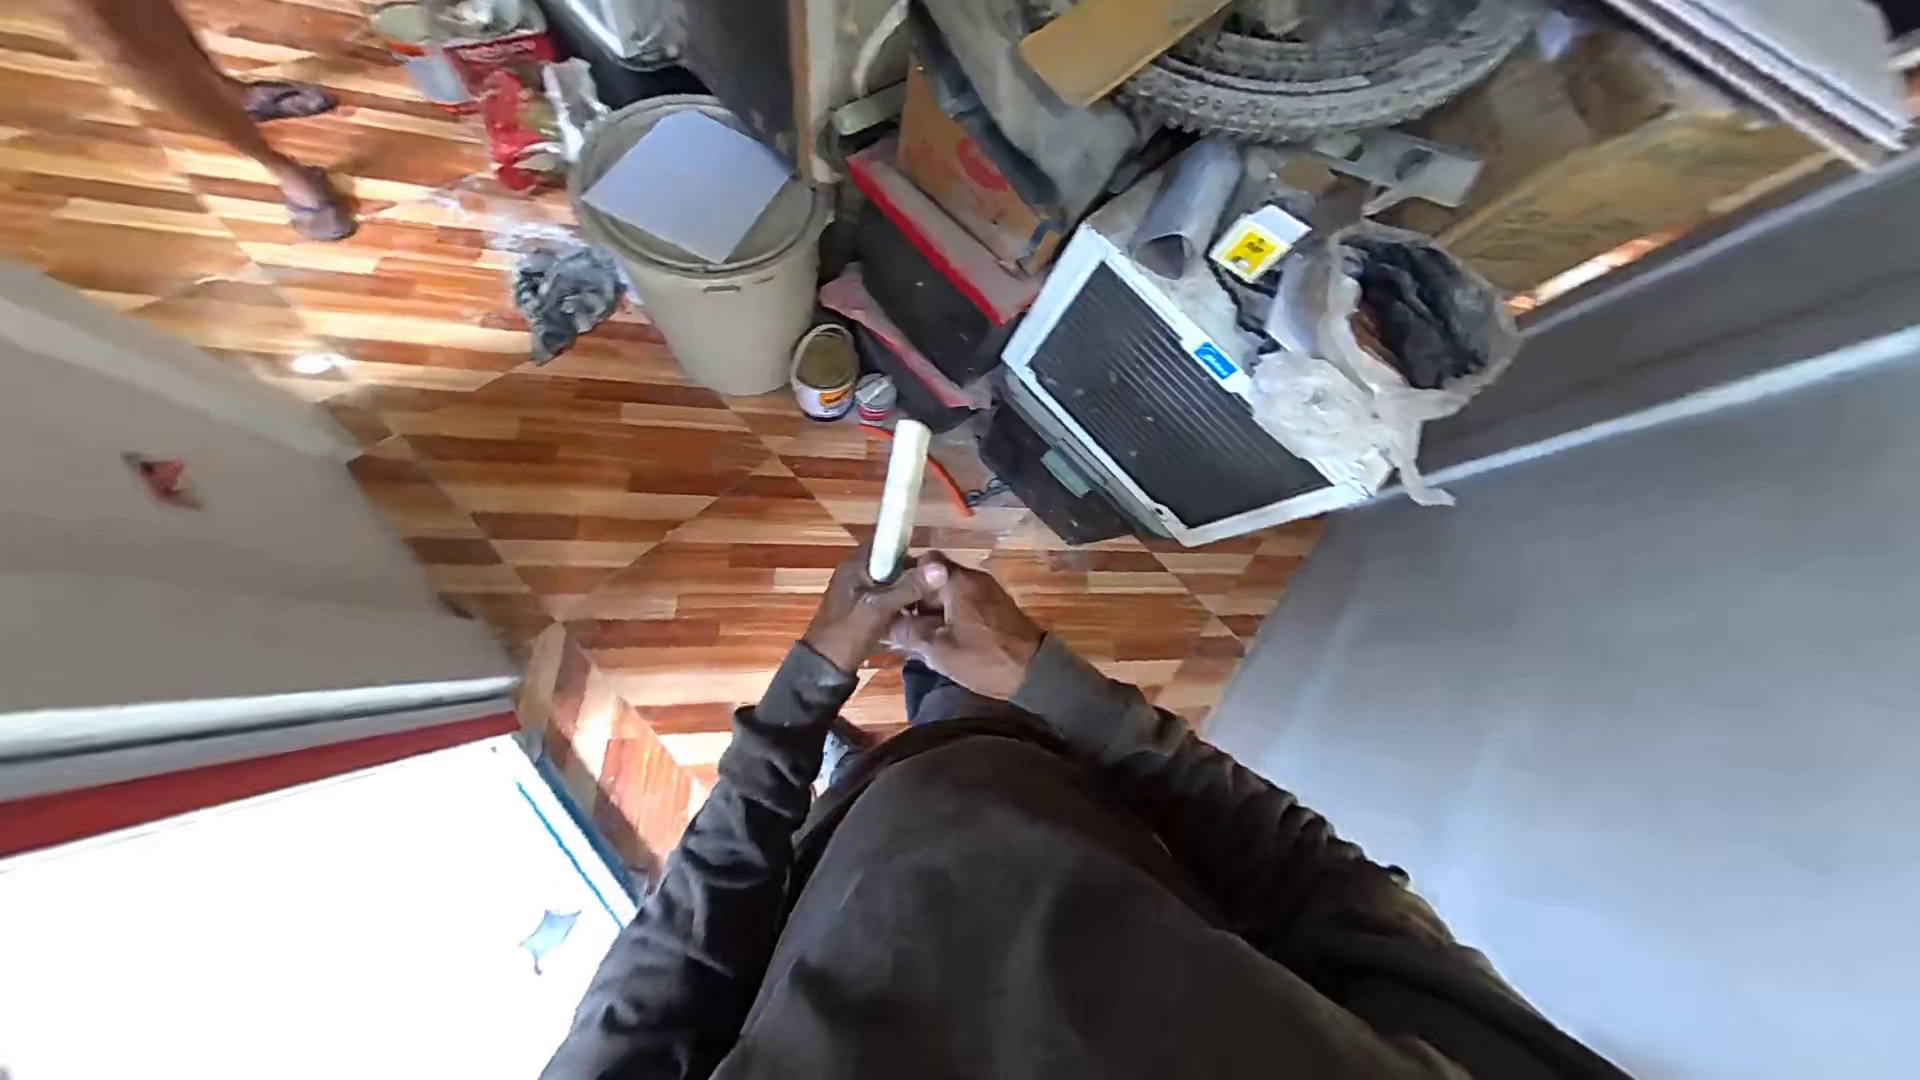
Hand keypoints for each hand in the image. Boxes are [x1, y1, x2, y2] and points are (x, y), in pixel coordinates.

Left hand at [802, 548, 944, 674]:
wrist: (825, 665)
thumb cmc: (849, 631)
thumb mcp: (881, 607)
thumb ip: (909, 587)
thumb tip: (941, 567)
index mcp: (854, 564)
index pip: (884, 541)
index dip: (908, 547)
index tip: (930, 560)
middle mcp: (854, 572)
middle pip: (889, 563)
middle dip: (911, 571)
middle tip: (936, 582)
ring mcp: (856, 591)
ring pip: (888, 581)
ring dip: (906, 589)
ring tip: (930, 598)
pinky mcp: (860, 607)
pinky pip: (885, 597)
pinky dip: (899, 602)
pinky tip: (915, 613)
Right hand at [886, 553, 1043, 700]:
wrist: (1035, 672)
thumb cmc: (984, 658)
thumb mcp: (938, 650)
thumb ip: (908, 632)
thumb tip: (888, 624)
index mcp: (958, 580)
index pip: (923, 561)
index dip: (904, 576)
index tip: (890, 596)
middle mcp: (974, 578)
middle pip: (935, 577)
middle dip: (916, 597)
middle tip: (899, 620)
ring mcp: (987, 590)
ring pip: (949, 591)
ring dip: (932, 608)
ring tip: (916, 633)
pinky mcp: (996, 605)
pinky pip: (964, 601)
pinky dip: (950, 614)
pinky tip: (940, 637)